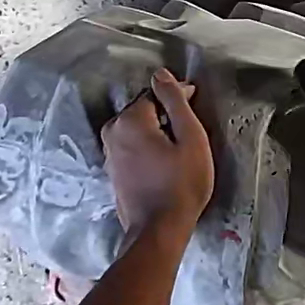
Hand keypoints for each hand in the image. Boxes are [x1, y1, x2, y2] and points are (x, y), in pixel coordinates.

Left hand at [102, 69, 214, 237]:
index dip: (178, 98)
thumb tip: (161, 74)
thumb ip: (175, 102)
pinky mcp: (112, 168)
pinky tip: (163, 160)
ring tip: (178, 148)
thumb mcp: (190, 138)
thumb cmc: (181, 184)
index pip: (156, 94)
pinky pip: (131, 144)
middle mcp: (112, 130)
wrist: (158, 231)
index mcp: (129, 119)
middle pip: (144, 109)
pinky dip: (147, 145)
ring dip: (156, 131)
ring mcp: (108, 150)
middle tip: (189, 133)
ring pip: (137, 127)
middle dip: (165, 114)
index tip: (195, 110)